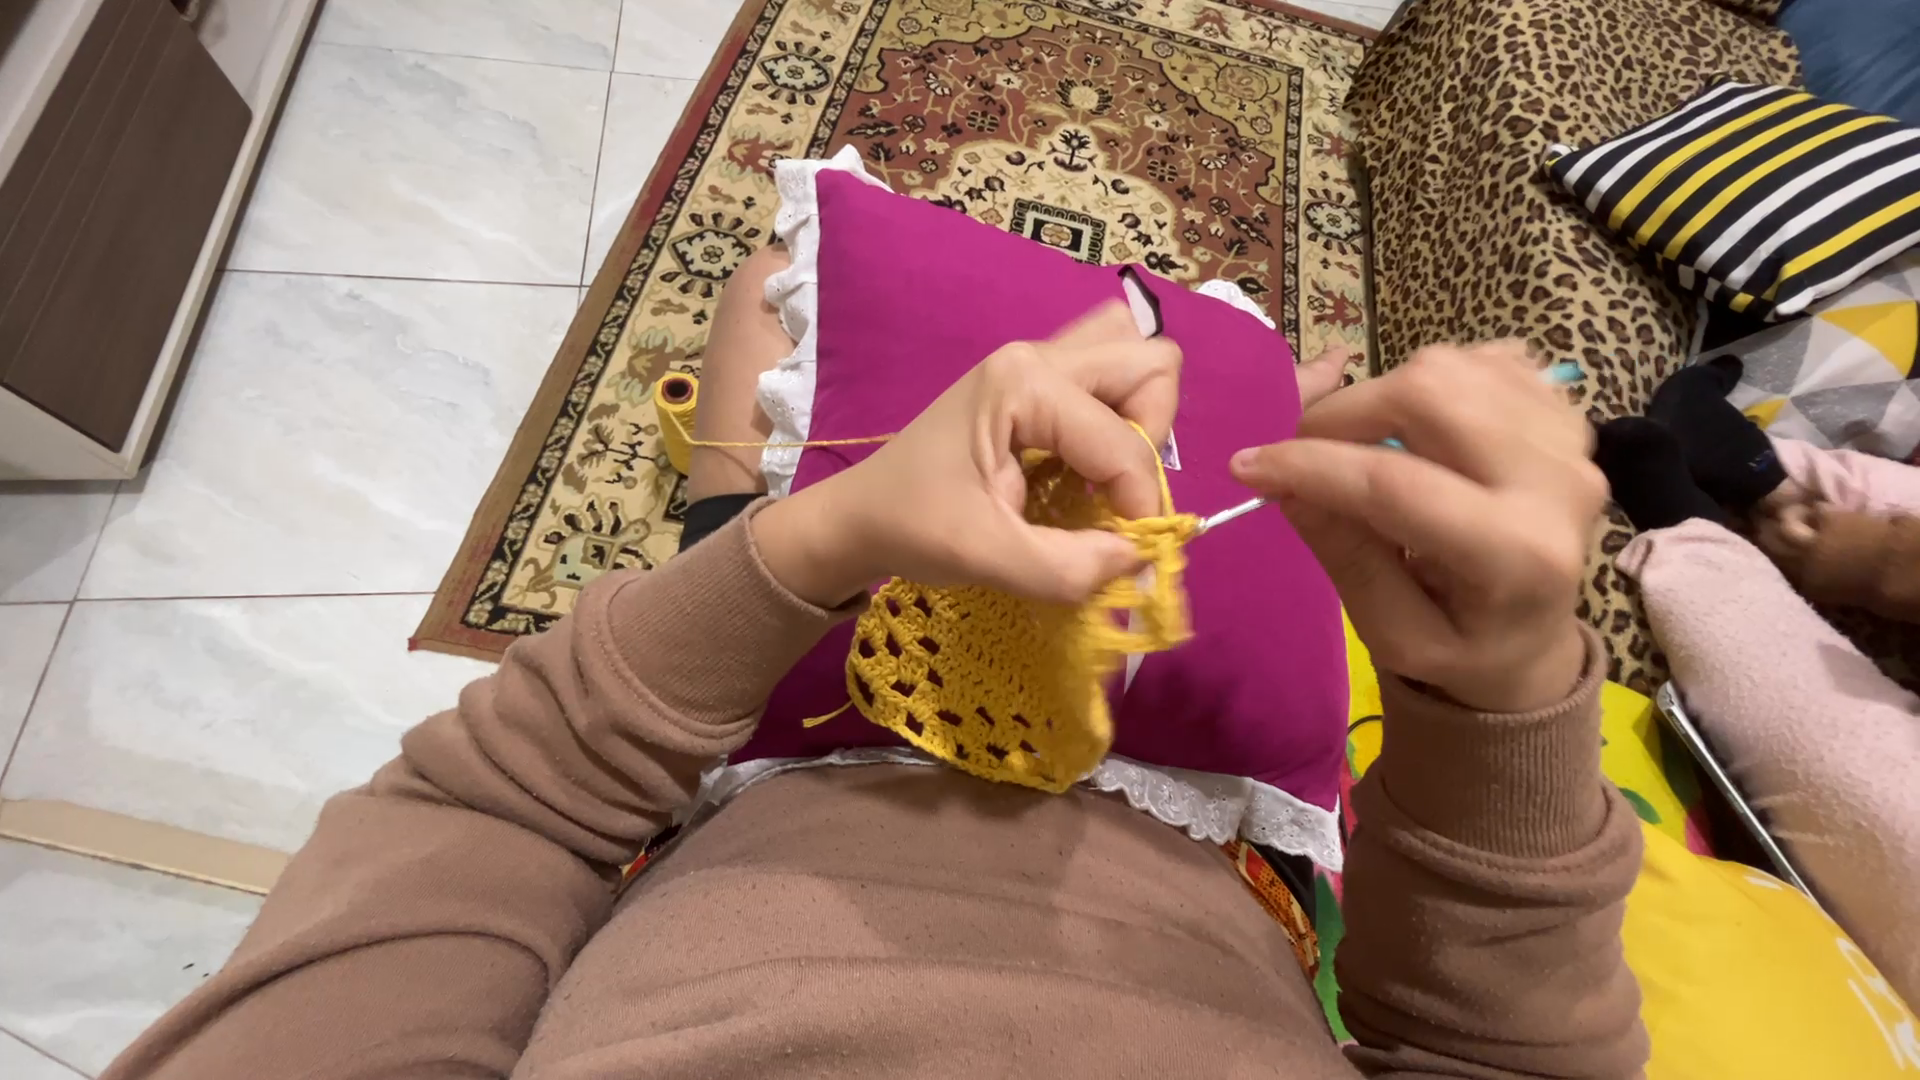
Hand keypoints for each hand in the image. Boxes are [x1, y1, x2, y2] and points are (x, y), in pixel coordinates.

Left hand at [755, 301, 1181, 606]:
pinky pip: (1106, 374)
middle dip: (1150, 436)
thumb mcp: (985, 557)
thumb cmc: (912, 527)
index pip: (1124, 437)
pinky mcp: (1034, 381)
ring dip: (1139, 415)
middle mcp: (1035, 356)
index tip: (1122, 549)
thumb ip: (1067, 567)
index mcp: (1021, 384)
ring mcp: (1034, 361)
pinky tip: (1083, 463)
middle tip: (1112, 492)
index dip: (1138, 501)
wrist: (861, 516)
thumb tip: (1139, 555)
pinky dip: (1116, 416)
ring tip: (1103, 470)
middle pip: (1150, 364)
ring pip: (1132, 356)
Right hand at [1233, 342, 1604, 712]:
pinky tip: (1414, 426)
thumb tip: (1288, 485)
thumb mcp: (1390, 631)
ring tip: (1356, 443)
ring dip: (1380, 394)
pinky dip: (1429, 381)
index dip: (1307, 465)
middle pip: (1429, 395)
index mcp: (1515, 555)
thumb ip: (1344, 555)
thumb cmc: (1456, 648)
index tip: (1246, 468)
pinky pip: (1483, 360)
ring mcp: (1569, 440)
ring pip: (1451, 366)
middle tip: (1303, 450)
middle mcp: (1556, 483)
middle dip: (1340, 413)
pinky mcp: (1563, 416)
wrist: (1531, 639)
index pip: (1393, 483)